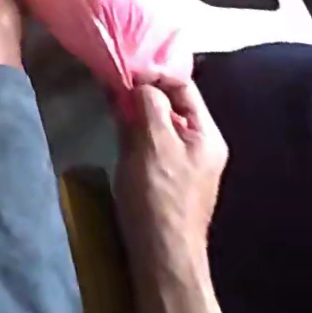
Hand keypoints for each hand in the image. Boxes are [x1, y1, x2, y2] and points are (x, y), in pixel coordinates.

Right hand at [115, 74, 227, 264]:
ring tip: (105, 85)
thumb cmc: (160, 191)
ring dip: (131, 100)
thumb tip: (139, 81)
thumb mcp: (155, 140)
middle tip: (110, 71)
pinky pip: (142, 130)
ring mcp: (174, 153)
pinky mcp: (155, 164)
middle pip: (167, 99)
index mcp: (205, 134)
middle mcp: (194, 140)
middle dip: (140, 85)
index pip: (183, 86)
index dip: (155, 72)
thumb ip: (149, 103)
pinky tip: (110, 109)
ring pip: (152, 114)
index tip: (125, 64)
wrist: (159, 247)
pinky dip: (127, 117)